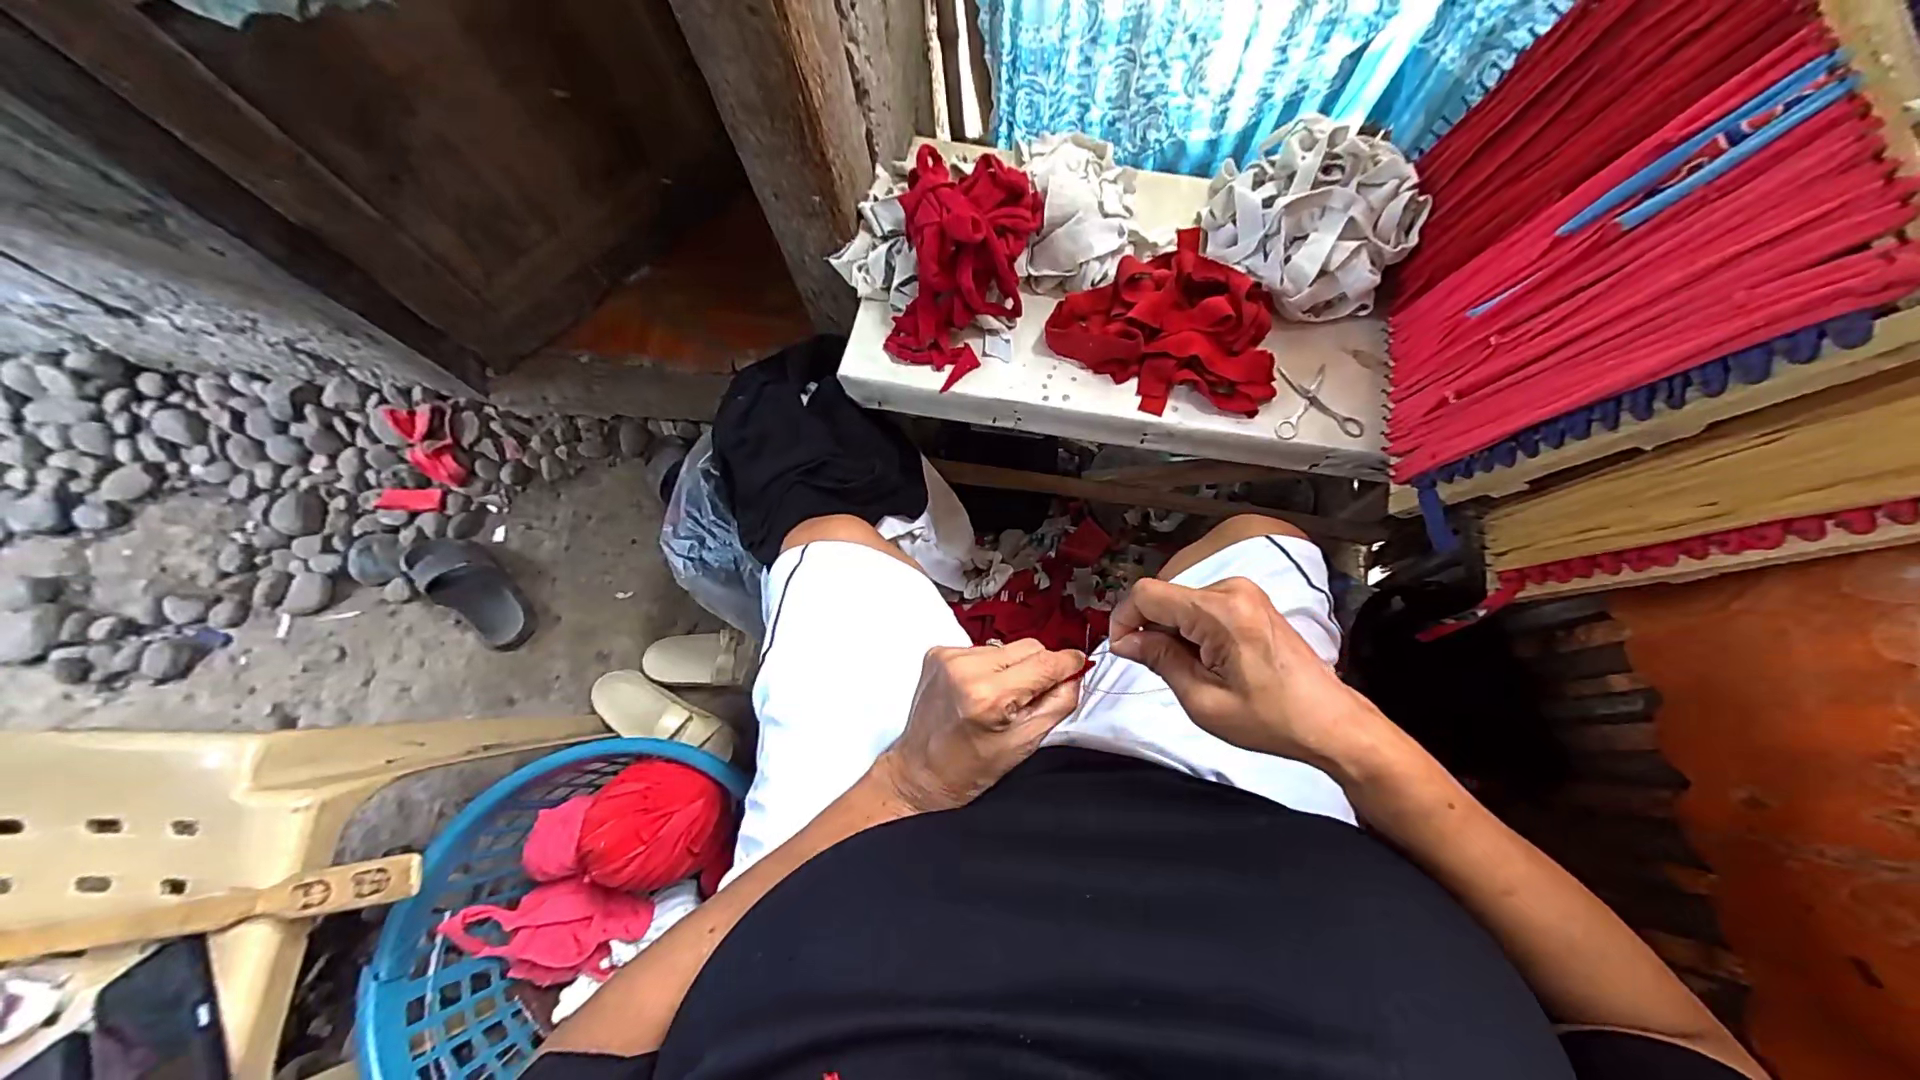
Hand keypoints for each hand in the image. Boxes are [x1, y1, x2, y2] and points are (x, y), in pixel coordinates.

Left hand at [874, 639, 1086, 811]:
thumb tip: (1076, 674)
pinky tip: (980, 690)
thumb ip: (1059, 703)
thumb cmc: (968, 768)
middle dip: (1039, 668)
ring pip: (1007, 646)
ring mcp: (949, 657)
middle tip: (1032, 697)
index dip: (1069, 664)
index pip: (1046, 661)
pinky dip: (989, 667)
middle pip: (1029, 646)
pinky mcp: (938, 653)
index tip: (1078, 666)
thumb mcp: (1026, 742)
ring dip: (1012, 667)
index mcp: (989, 695)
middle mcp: (966, 669)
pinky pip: (983, 649)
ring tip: (999, 698)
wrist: (921, 772)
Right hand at [1108, 577, 1386, 767]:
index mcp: (1221, 611)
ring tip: (1189, 668)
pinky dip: (1189, 629)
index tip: (1121, 648)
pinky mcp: (1248, 601)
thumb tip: (1127, 641)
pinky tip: (1204, 659)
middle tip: (1157, 667)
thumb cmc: (1275, 718)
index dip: (1123, 619)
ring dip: (1170, 631)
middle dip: (1149, 629)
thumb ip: (1159, 661)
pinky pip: (1199, 605)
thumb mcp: (1203, 700)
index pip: (1146, 593)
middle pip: (1162, 596)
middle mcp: (1233, 590)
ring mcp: (1243, 592)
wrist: (1330, 721)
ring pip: (1178, 601)